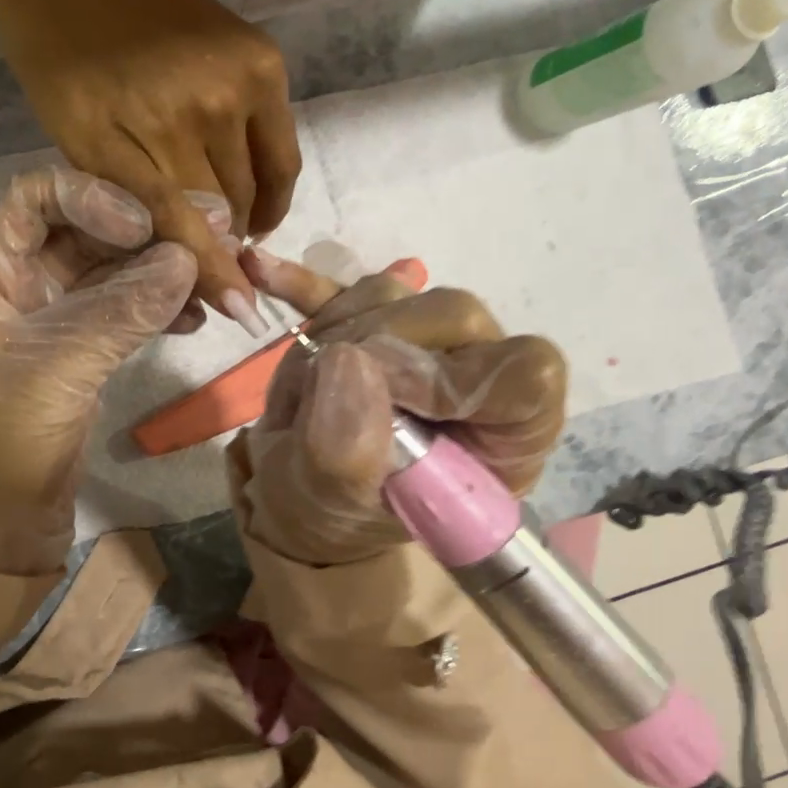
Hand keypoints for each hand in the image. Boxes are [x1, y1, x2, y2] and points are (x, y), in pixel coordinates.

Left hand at [0, 0, 299, 337]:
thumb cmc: (51, 57)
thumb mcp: (76, 140)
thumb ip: (131, 200)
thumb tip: (188, 257)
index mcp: (144, 134)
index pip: (192, 227)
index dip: (216, 275)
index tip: (241, 316)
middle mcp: (209, 107)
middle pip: (229, 207)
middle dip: (225, 247)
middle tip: (220, 275)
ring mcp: (245, 76)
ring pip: (258, 178)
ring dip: (246, 216)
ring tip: (230, 239)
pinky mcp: (264, 56)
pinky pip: (280, 140)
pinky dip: (270, 177)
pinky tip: (253, 200)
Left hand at [0, 167, 196, 574]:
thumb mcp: (58, 370)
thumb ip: (121, 311)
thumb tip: (186, 258)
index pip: (37, 196)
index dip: (91, 195)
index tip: (142, 226)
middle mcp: (23, 278)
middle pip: (90, 226)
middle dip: (152, 227)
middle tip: (220, 231)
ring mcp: (56, 311)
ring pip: (117, 265)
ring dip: (169, 265)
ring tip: (226, 272)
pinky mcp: (84, 344)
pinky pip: (129, 305)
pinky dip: (165, 304)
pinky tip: (202, 315)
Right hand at [232, 247, 567, 565]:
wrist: (296, 496)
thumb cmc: (332, 516)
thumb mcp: (336, 504)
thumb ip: (348, 447)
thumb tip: (349, 359)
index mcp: (504, 436)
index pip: (525, 371)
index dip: (453, 371)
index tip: (385, 391)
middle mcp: (477, 376)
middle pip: (456, 315)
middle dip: (374, 342)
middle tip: (320, 382)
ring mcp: (423, 340)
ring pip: (396, 295)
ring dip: (332, 329)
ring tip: (296, 384)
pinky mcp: (372, 319)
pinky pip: (344, 286)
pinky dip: (300, 281)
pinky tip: (261, 271)